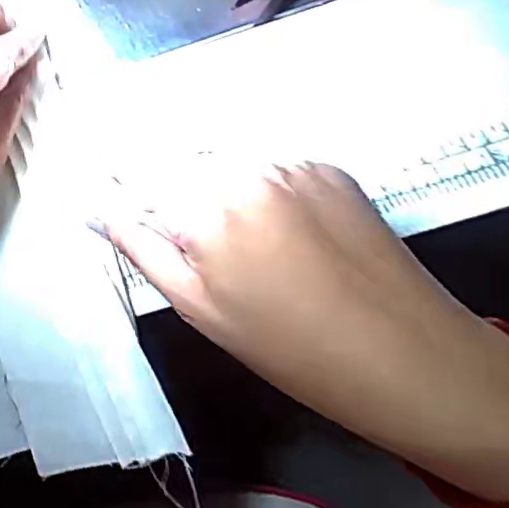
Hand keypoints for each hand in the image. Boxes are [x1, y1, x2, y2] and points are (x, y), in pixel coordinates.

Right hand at [101, 160, 508, 501]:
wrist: (410, 355)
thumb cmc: (290, 348)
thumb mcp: (200, 308)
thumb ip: (141, 247)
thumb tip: (98, 206)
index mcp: (207, 207)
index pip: (136, 169)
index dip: (115, 173)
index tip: (102, 177)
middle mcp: (245, 167)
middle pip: (176, 152)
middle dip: (160, 174)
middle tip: (171, 216)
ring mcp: (290, 161)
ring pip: (222, 155)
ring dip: (207, 176)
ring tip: (232, 229)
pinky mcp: (325, 164)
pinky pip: (267, 163)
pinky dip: (254, 183)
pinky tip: (277, 225)